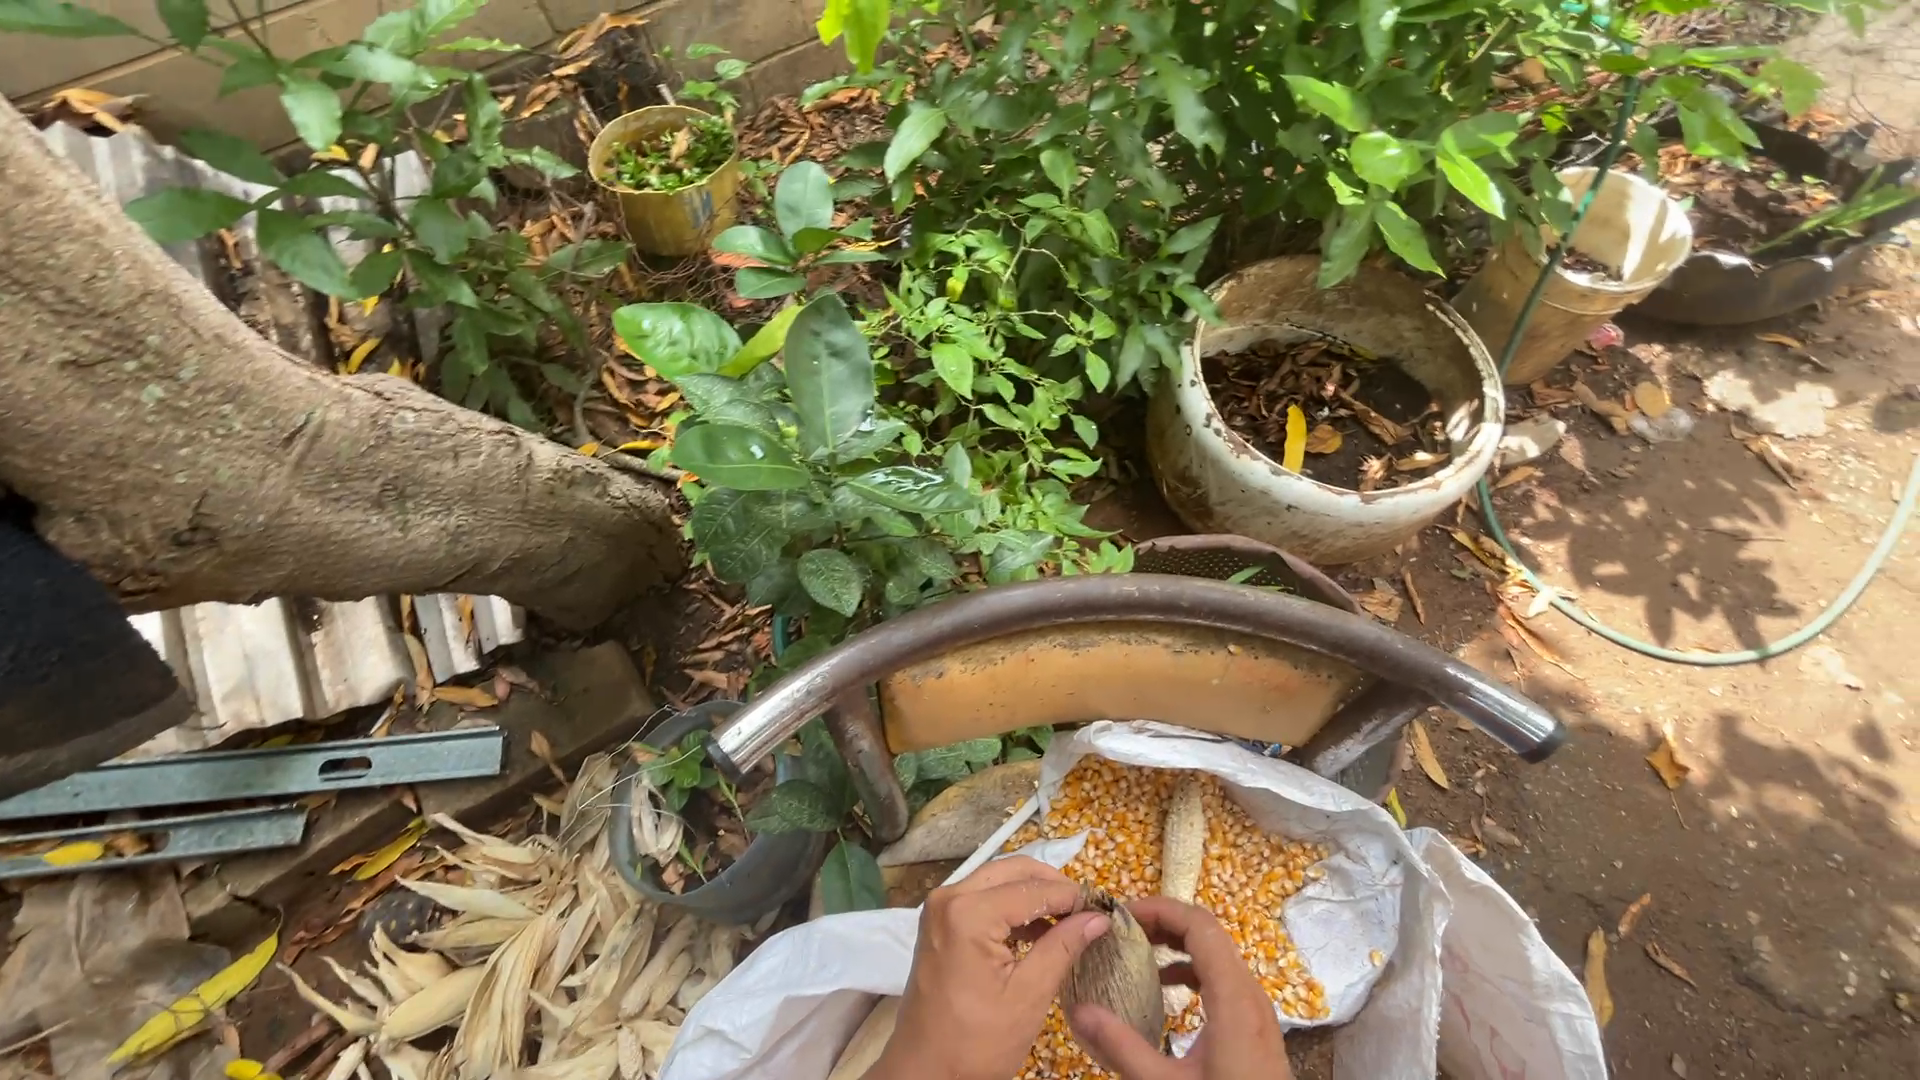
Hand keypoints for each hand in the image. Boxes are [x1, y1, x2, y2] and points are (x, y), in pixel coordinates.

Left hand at [864, 856, 1109, 1079]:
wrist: (922, 1072)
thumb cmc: (975, 1043)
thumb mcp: (1028, 997)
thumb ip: (1063, 947)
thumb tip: (1098, 917)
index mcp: (969, 912)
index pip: (1032, 888)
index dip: (1070, 896)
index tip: (1102, 909)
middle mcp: (950, 895)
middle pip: (1011, 870)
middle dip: (1050, 884)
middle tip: (1084, 909)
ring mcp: (940, 906)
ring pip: (996, 878)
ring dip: (1031, 892)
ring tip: (1067, 919)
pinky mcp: (939, 920)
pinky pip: (982, 896)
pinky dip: (1010, 905)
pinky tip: (1037, 929)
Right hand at [1066, 896, 1292, 1079]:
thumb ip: (1122, 1047)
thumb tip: (1078, 1010)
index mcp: (1233, 998)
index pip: (1198, 924)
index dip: (1160, 909)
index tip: (1121, 917)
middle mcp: (1250, 993)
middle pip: (1207, 931)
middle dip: (1162, 920)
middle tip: (1122, 930)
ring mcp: (1256, 1009)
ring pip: (1216, 951)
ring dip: (1175, 941)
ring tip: (1136, 949)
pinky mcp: (1254, 1025)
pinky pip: (1222, 976)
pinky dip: (1190, 966)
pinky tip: (1163, 985)